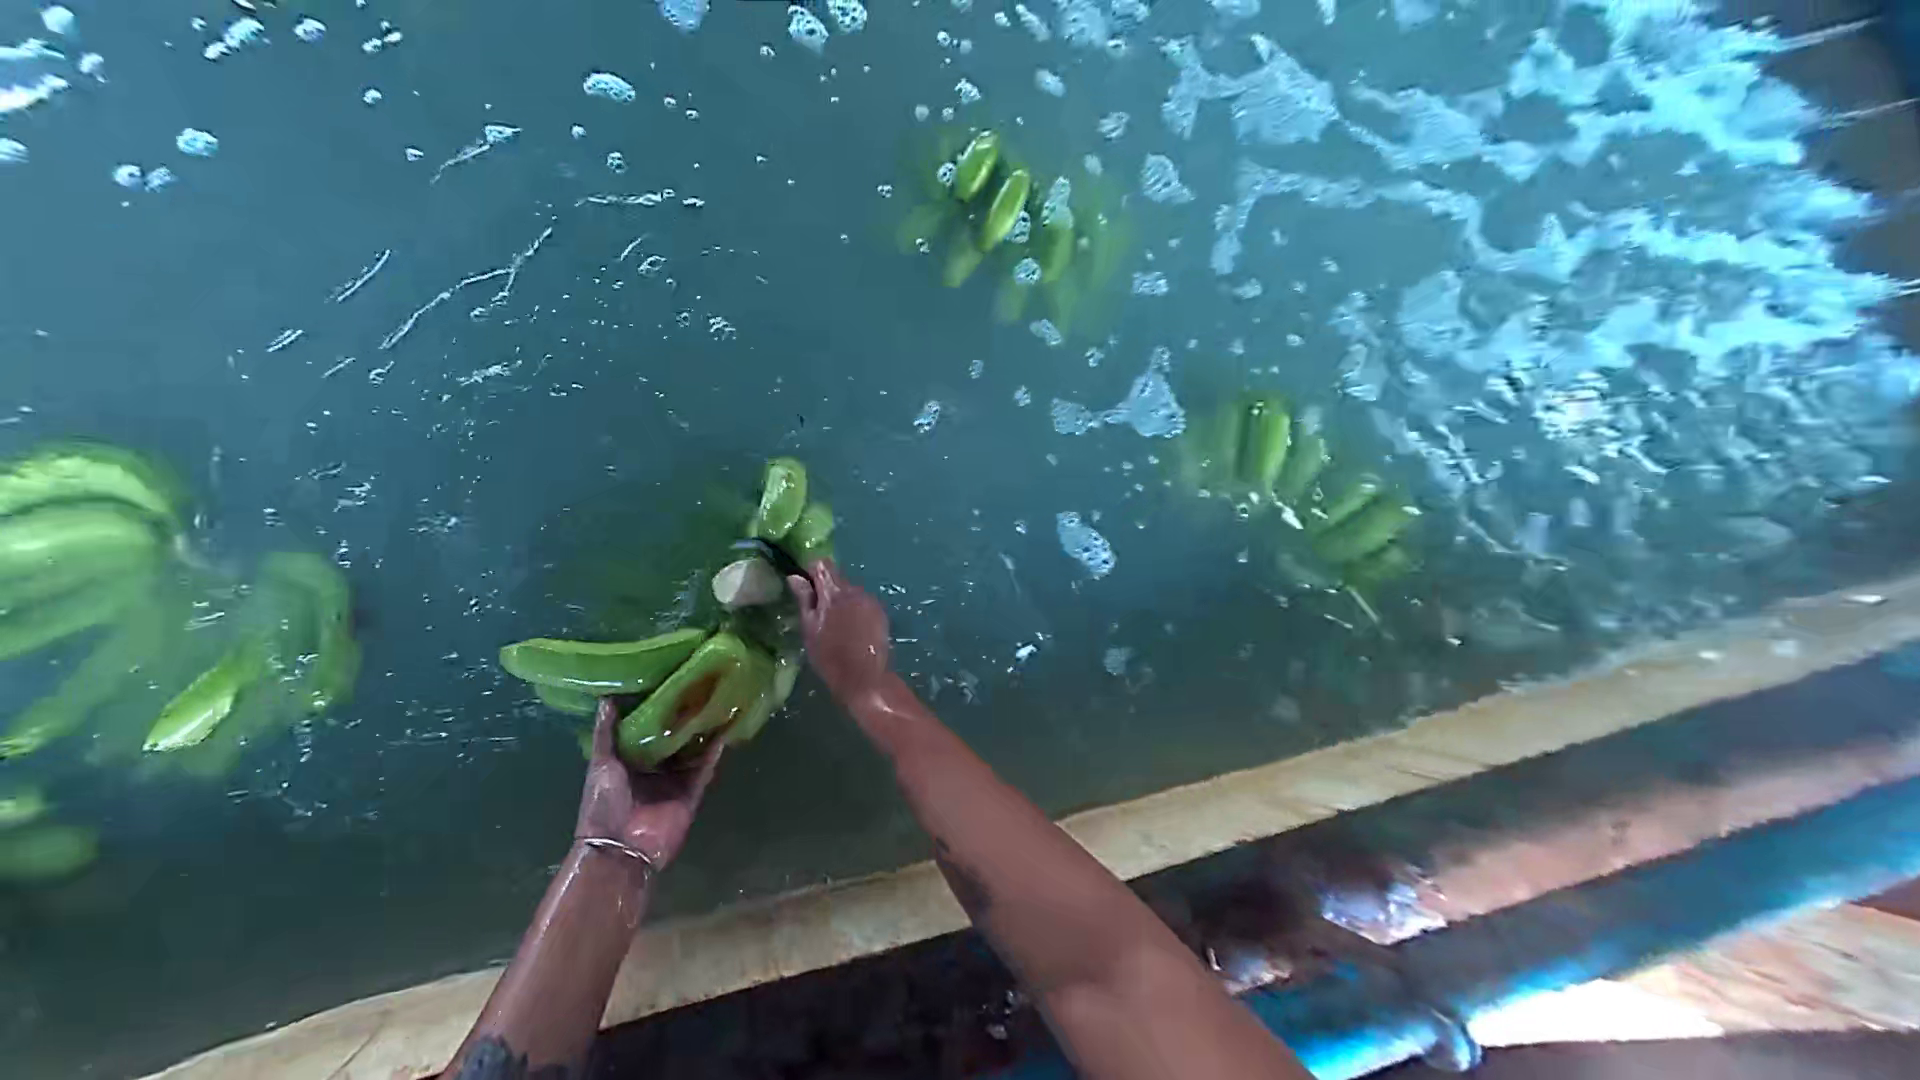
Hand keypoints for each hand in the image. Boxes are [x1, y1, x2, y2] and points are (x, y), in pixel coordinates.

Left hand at [574, 699, 722, 870]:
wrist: (620, 847)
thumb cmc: (604, 802)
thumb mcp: (601, 764)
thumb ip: (605, 734)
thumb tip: (607, 698)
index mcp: (630, 763)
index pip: (648, 733)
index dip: (658, 713)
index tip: (669, 687)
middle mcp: (655, 770)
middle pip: (674, 741)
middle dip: (684, 721)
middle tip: (699, 691)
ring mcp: (675, 781)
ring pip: (693, 752)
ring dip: (703, 734)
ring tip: (717, 705)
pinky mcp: (692, 792)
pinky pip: (705, 769)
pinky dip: (714, 753)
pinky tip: (724, 732)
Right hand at [787, 558, 893, 702]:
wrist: (865, 678)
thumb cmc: (829, 656)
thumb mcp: (809, 629)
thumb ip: (804, 599)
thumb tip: (795, 576)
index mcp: (835, 592)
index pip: (822, 565)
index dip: (811, 572)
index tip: (805, 588)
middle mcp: (856, 590)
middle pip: (838, 579)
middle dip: (827, 591)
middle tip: (818, 615)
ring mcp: (871, 601)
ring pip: (851, 592)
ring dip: (842, 602)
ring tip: (836, 626)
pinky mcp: (881, 613)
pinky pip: (863, 604)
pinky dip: (856, 611)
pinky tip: (852, 631)